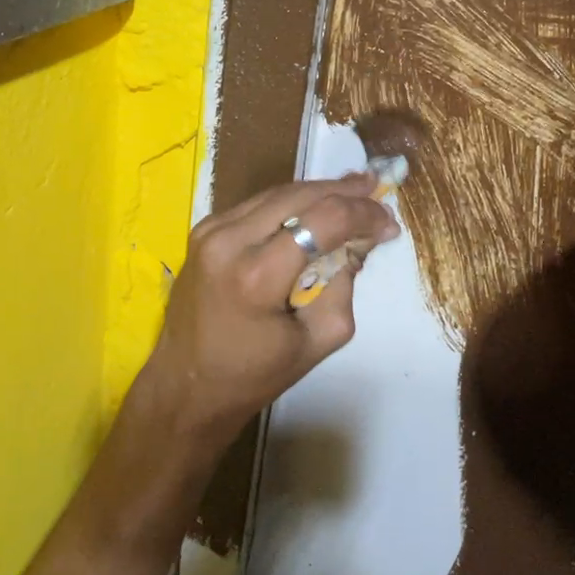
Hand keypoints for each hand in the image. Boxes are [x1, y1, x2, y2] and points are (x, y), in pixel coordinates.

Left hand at [137, 175, 401, 438]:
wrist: (186, 386)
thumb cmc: (254, 375)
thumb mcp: (317, 340)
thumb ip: (344, 285)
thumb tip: (361, 240)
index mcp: (257, 276)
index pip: (322, 221)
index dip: (361, 214)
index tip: (388, 222)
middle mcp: (229, 241)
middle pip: (298, 196)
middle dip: (342, 191)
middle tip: (376, 188)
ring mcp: (211, 231)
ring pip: (276, 193)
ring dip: (317, 191)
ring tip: (354, 190)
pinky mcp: (203, 230)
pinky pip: (256, 205)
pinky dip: (290, 202)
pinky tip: (314, 205)